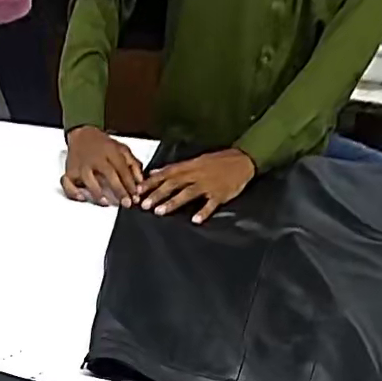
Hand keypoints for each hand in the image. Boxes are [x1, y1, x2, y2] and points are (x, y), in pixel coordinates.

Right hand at [62, 126, 145, 207]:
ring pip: (88, 180)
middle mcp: (95, 158)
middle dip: (119, 190)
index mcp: (109, 151)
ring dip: (97, 192)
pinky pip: (68, 183)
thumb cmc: (102, 145)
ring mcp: (81, 166)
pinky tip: (81, 197)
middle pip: (108, 174)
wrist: (82, 134)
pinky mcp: (70, 172)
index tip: (135, 196)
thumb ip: (132, 164)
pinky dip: (73, 191)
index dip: (130, 183)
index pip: (122, 168)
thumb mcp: (121, 149)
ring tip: (106, 202)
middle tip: (126, 203)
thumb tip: (141, 181)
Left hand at [138, 149, 255, 223]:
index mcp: (190, 166)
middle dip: (157, 194)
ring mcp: (209, 184)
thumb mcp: (195, 161)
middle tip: (144, 205)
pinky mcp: (220, 194)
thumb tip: (155, 172)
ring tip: (160, 212)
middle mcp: (197, 174)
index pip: (167, 173)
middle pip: (174, 184)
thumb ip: (175, 169)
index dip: (151, 182)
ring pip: (188, 193)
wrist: (243, 160)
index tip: (137, 191)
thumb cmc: (218, 162)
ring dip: (173, 202)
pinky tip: (195, 220)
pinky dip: (204, 212)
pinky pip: (211, 204)